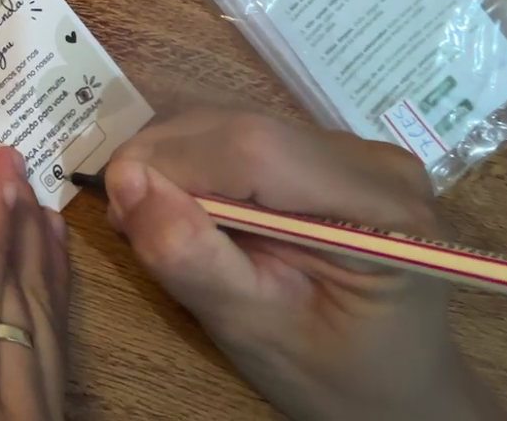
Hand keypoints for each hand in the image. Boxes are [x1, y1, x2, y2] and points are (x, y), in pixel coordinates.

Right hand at [104, 110, 506, 420]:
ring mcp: (341, 144)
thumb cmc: (327, 372)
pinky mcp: (311, 141)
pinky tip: (191, 205)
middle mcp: (366, 159)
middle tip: (136, 226)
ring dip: (164, 162)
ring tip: (164, 223)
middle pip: (227, 129)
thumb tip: (122, 178)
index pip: (253, 151)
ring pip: (214, 122)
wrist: (384, 383)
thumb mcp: (250, 328)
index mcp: (380, 209)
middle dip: (158, 166)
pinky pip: (220, 130)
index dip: (171, 166)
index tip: (126, 214)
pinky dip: (183, 162)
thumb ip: (188, 255)